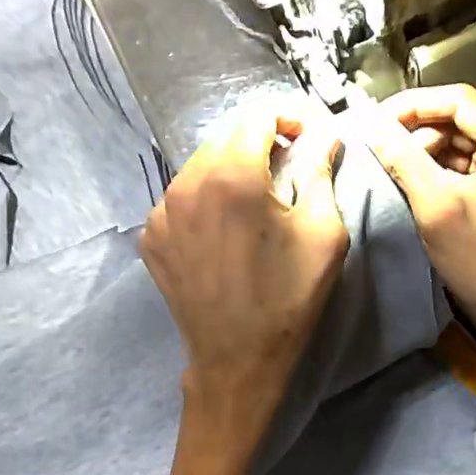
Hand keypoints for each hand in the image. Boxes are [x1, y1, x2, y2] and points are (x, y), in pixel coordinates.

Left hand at [141, 103, 348, 420]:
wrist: (238, 359)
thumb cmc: (290, 297)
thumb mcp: (323, 233)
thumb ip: (320, 172)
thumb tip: (324, 135)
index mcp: (232, 176)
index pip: (257, 115)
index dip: (288, 118)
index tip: (306, 140)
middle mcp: (186, 182)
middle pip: (226, 137)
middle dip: (259, 144)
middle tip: (287, 171)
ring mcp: (161, 211)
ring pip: (200, 166)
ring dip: (231, 171)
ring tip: (254, 204)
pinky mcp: (151, 236)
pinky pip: (181, 198)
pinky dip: (206, 200)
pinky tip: (225, 231)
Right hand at [363, 85, 475, 343]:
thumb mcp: (435, 205)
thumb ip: (402, 158)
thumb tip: (370, 125)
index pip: (459, 100)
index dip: (414, 104)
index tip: (376, 119)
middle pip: (459, 117)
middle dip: (417, 128)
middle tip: (380, 145)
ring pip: (459, 138)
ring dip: (424, 148)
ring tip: (392, 164)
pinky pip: (464, 160)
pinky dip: (437, 165)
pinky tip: (412, 177)